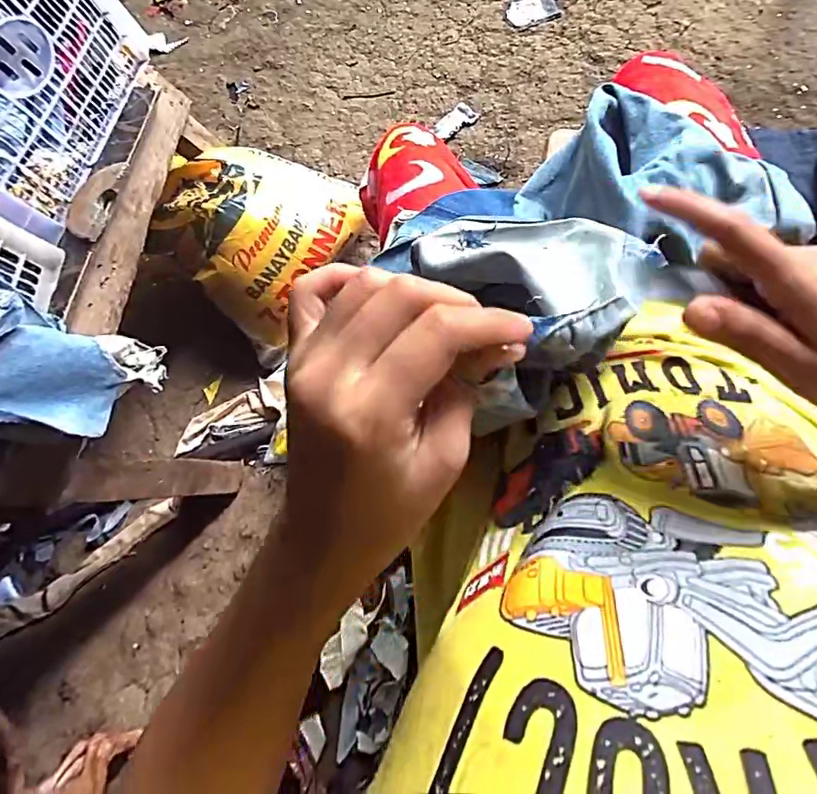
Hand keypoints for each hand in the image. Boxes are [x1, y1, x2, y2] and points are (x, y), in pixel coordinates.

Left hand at [277, 265, 531, 610]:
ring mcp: (304, 359)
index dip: (487, 321)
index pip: (436, 332)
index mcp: (370, 411)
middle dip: (458, 302)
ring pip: (365, 284)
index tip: (522, 328)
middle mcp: (330, 373)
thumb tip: (497, 339)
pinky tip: (379, 290)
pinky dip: (347, 278)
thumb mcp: (446, 458)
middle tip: (486, 327)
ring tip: (445, 316)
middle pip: (401, 295)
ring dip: (415, 288)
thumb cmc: (390, 513)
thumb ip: (467, 388)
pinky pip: (311, 290)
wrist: (320, 539)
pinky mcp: (294, 355)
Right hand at [642, 187, 816, 454]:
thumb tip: (690, 306)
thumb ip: (747, 335)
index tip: (649, 193)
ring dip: (756, 298)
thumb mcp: (805, 374)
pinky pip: (791, 272)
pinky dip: (779, 298)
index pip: (736, 233)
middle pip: (743, 255)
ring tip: (793, 348)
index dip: (690, 210)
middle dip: (728, 287)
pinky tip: (811, 336)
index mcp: (805, 281)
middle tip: (758, 341)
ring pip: (766, 267)